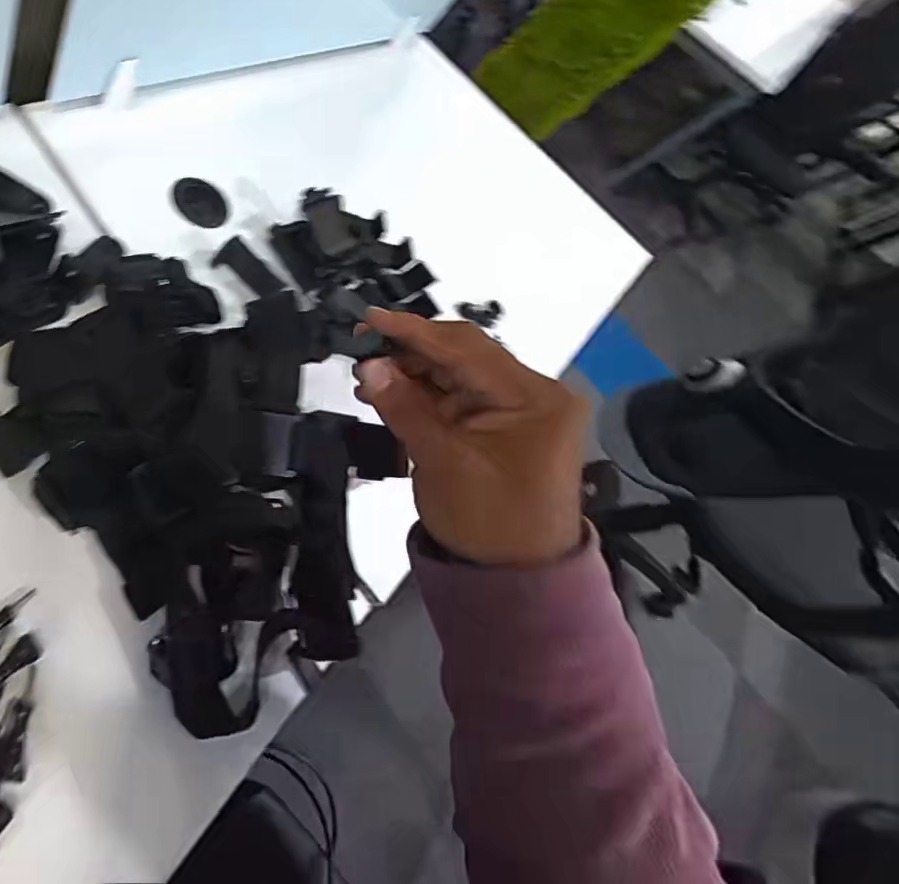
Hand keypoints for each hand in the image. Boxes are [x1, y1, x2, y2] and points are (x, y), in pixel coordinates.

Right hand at [353, 308, 588, 566]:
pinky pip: (459, 397)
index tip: (374, 319)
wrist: (517, 581)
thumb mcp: (442, 462)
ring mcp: (520, 410)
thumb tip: (370, 367)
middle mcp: (534, 395)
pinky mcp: (504, 424)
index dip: (414, 331)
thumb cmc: (493, 527)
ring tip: (370, 377)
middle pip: (463, 357)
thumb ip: (404, 408)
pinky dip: (426, 395)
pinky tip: (393, 394)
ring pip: (457, 375)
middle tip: (364, 349)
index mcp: (535, 399)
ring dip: (414, 374)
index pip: (466, 349)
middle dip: (411, 353)